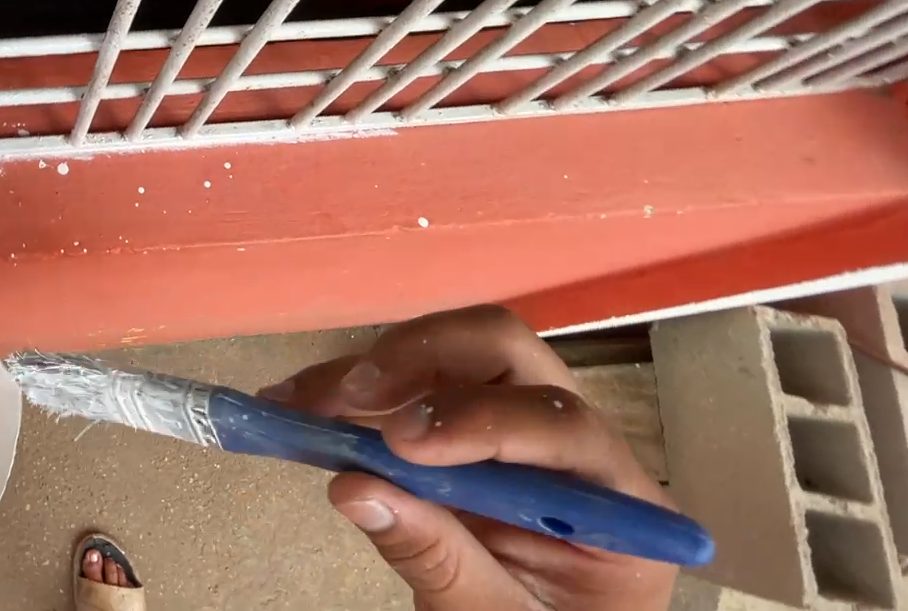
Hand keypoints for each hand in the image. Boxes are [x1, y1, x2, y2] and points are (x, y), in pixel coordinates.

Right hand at [259, 306, 675, 610]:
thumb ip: (441, 562)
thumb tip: (351, 488)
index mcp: (609, 499)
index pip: (560, 424)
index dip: (479, 419)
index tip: (397, 444)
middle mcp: (563, 435)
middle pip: (503, 349)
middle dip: (419, 357)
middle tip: (352, 396)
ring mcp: (503, 412)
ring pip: (444, 345)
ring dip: (368, 367)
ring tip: (300, 400)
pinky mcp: (450, 409)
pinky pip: (400, 371)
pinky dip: (344, 380)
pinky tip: (297, 399)